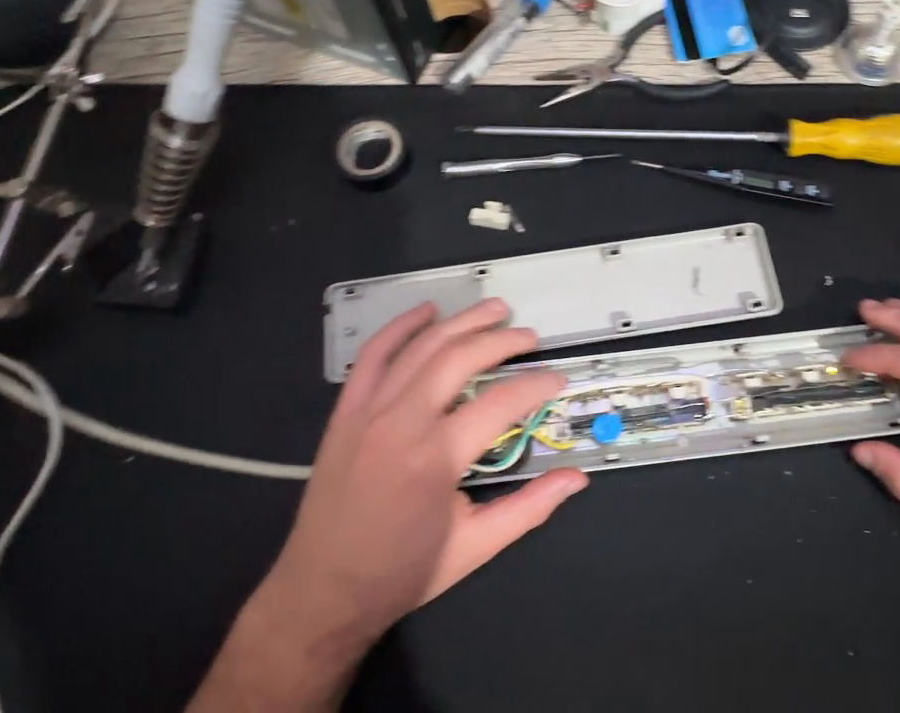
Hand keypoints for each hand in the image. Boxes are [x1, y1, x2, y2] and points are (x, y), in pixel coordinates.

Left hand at [189, 300, 586, 711]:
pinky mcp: (346, 411)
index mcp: (436, 458)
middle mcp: (402, 422)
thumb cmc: (403, 572)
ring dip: (460, 322)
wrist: (323, 590)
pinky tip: (427, 311)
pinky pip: (373, 356)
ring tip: (495, 310)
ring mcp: (368, 411)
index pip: (501, 402)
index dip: (536, 385)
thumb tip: (577, 479)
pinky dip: (401, 327)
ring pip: (421, 348)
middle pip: (459, 359)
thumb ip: (529, 508)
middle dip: (501, 341)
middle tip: (530, 337)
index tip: (558, 379)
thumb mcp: (475, 547)